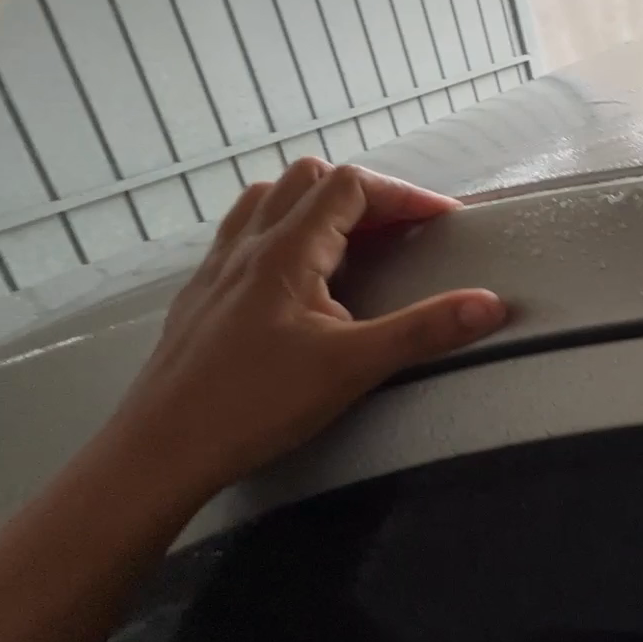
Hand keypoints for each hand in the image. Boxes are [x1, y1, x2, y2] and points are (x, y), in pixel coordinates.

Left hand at [105, 158, 507, 496]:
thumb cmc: (251, 406)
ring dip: (320, 205)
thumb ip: (427, 329)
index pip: (350, 185)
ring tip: (357, 239)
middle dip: (367, 193)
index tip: (443, 221)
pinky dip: (288, 232)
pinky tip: (307, 276)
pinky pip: (245, 236)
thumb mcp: (354, 366)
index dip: (405, 194)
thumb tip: (491, 304)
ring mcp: (217, 272)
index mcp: (283, 253)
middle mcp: (246, 249)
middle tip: (404, 227)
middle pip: (307, 179)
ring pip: (268, 201)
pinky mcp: (203, 300)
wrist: (151, 462)